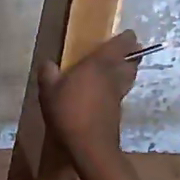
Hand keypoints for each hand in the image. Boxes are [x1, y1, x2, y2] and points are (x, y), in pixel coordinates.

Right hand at [38, 30, 142, 154]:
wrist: (90, 146)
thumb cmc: (69, 112)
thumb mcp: (49, 91)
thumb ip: (48, 73)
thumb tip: (48, 63)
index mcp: (99, 64)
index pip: (121, 45)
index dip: (127, 38)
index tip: (127, 33)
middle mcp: (113, 76)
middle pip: (131, 60)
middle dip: (131, 53)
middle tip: (125, 49)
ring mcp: (118, 94)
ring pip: (129, 76)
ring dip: (128, 69)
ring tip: (119, 67)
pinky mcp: (118, 110)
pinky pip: (122, 91)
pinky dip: (119, 86)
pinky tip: (107, 91)